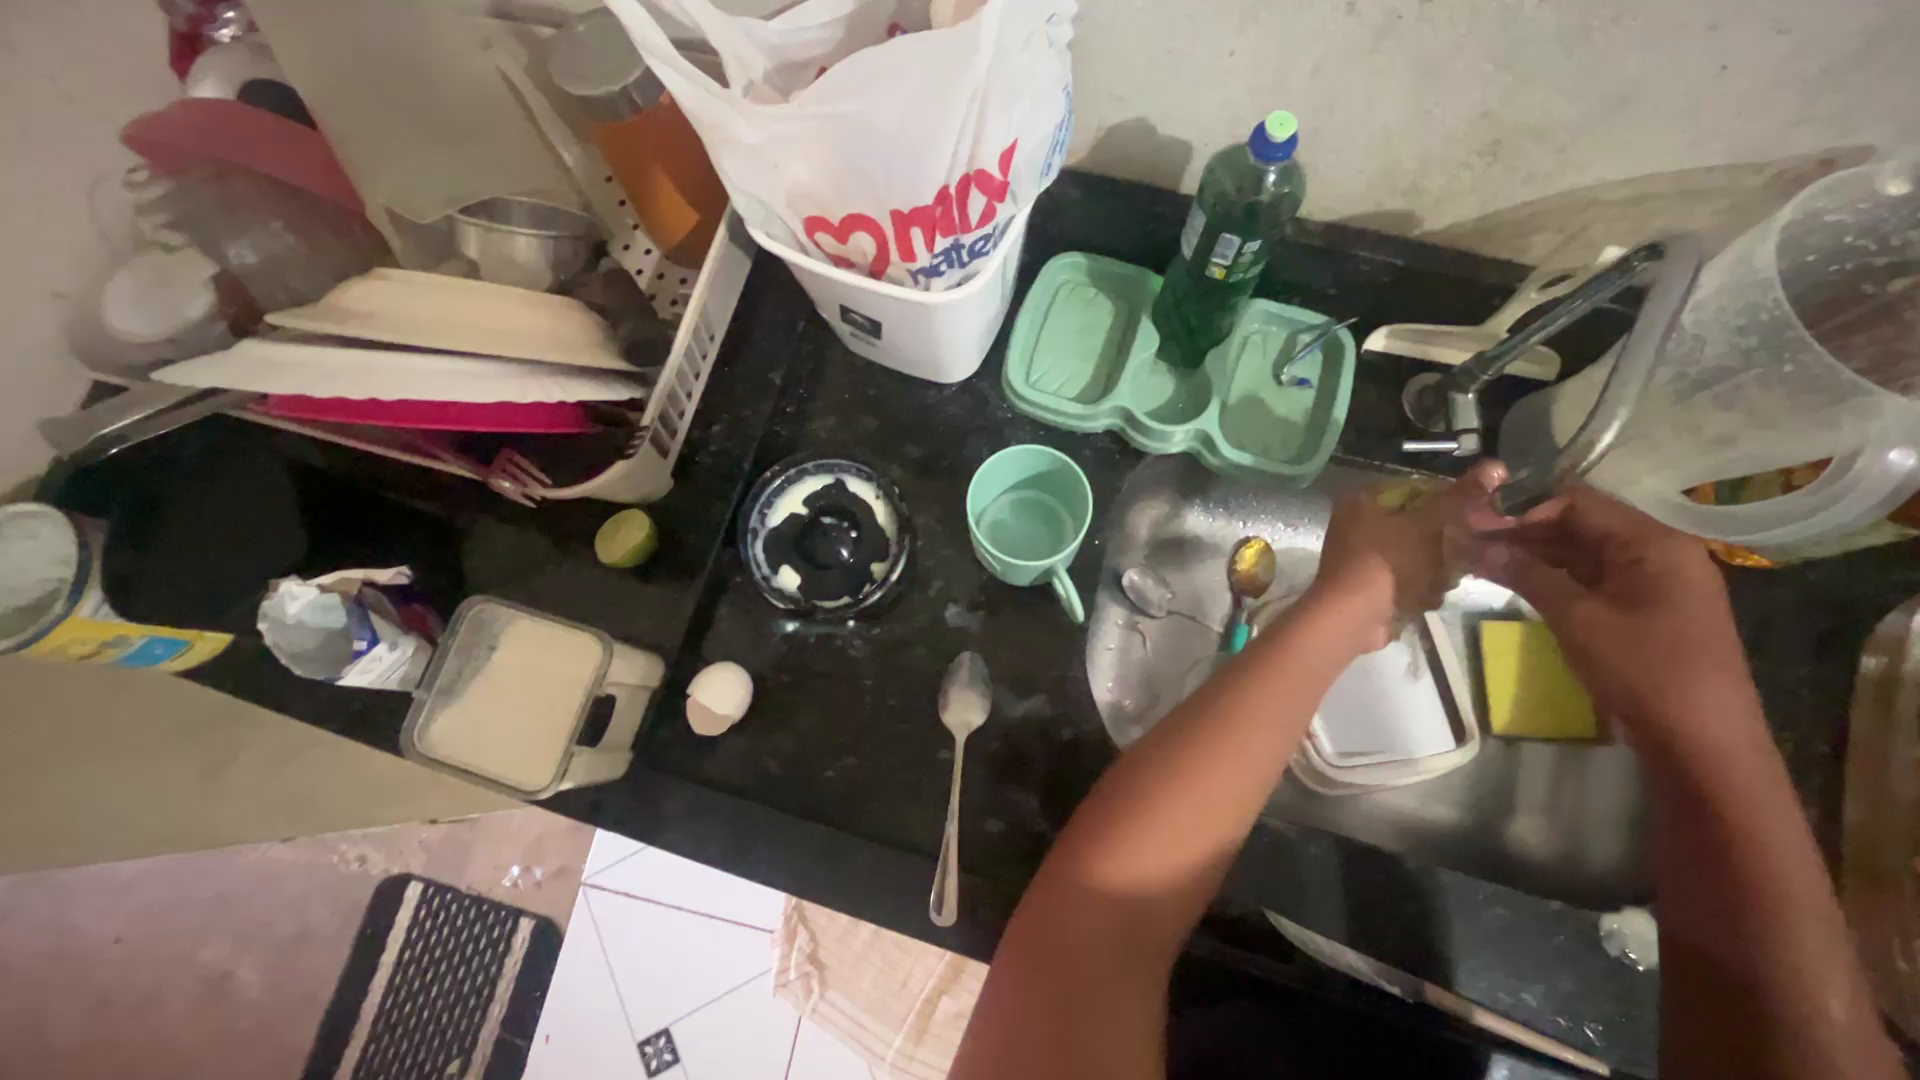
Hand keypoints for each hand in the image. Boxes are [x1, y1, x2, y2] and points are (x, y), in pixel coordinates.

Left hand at [1306, 461, 1504, 652]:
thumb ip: (1459, 498)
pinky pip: (1409, 580)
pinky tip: (1421, 598)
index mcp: (1363, 501)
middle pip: (1422, 525)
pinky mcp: (1374, 585)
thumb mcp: (1426, 525)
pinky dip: (1420, 589)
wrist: (1352, 619)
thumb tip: (1495, 465)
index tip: (1477, 517)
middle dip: (1444, 545)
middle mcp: (1360, 525)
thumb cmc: (1386, 563)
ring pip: (1421, 555)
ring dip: (1436, 571)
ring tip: (1434, 580)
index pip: (1418, 489)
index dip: (1450, 502)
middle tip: (1455, 556)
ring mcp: (1366, 557)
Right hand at [1464, 483, 1758, 740]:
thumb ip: (1526, 574)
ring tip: (1483, 564)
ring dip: (1535, 557)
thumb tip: (1476, 544)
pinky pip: (1594, 580)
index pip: (1579, 504)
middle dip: (1524, 534)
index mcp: (1654, 544)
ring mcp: (1655, 583)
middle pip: (1582, 526)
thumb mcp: (1576, 618)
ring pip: (1584, 554)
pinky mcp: (1646, 610)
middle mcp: (1660, 554)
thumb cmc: (1642, 669)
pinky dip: (1555, 579)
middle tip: (1470, 545)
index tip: (1477, 528)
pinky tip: (1517, 585)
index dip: (1524, 512)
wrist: (1700, 741)